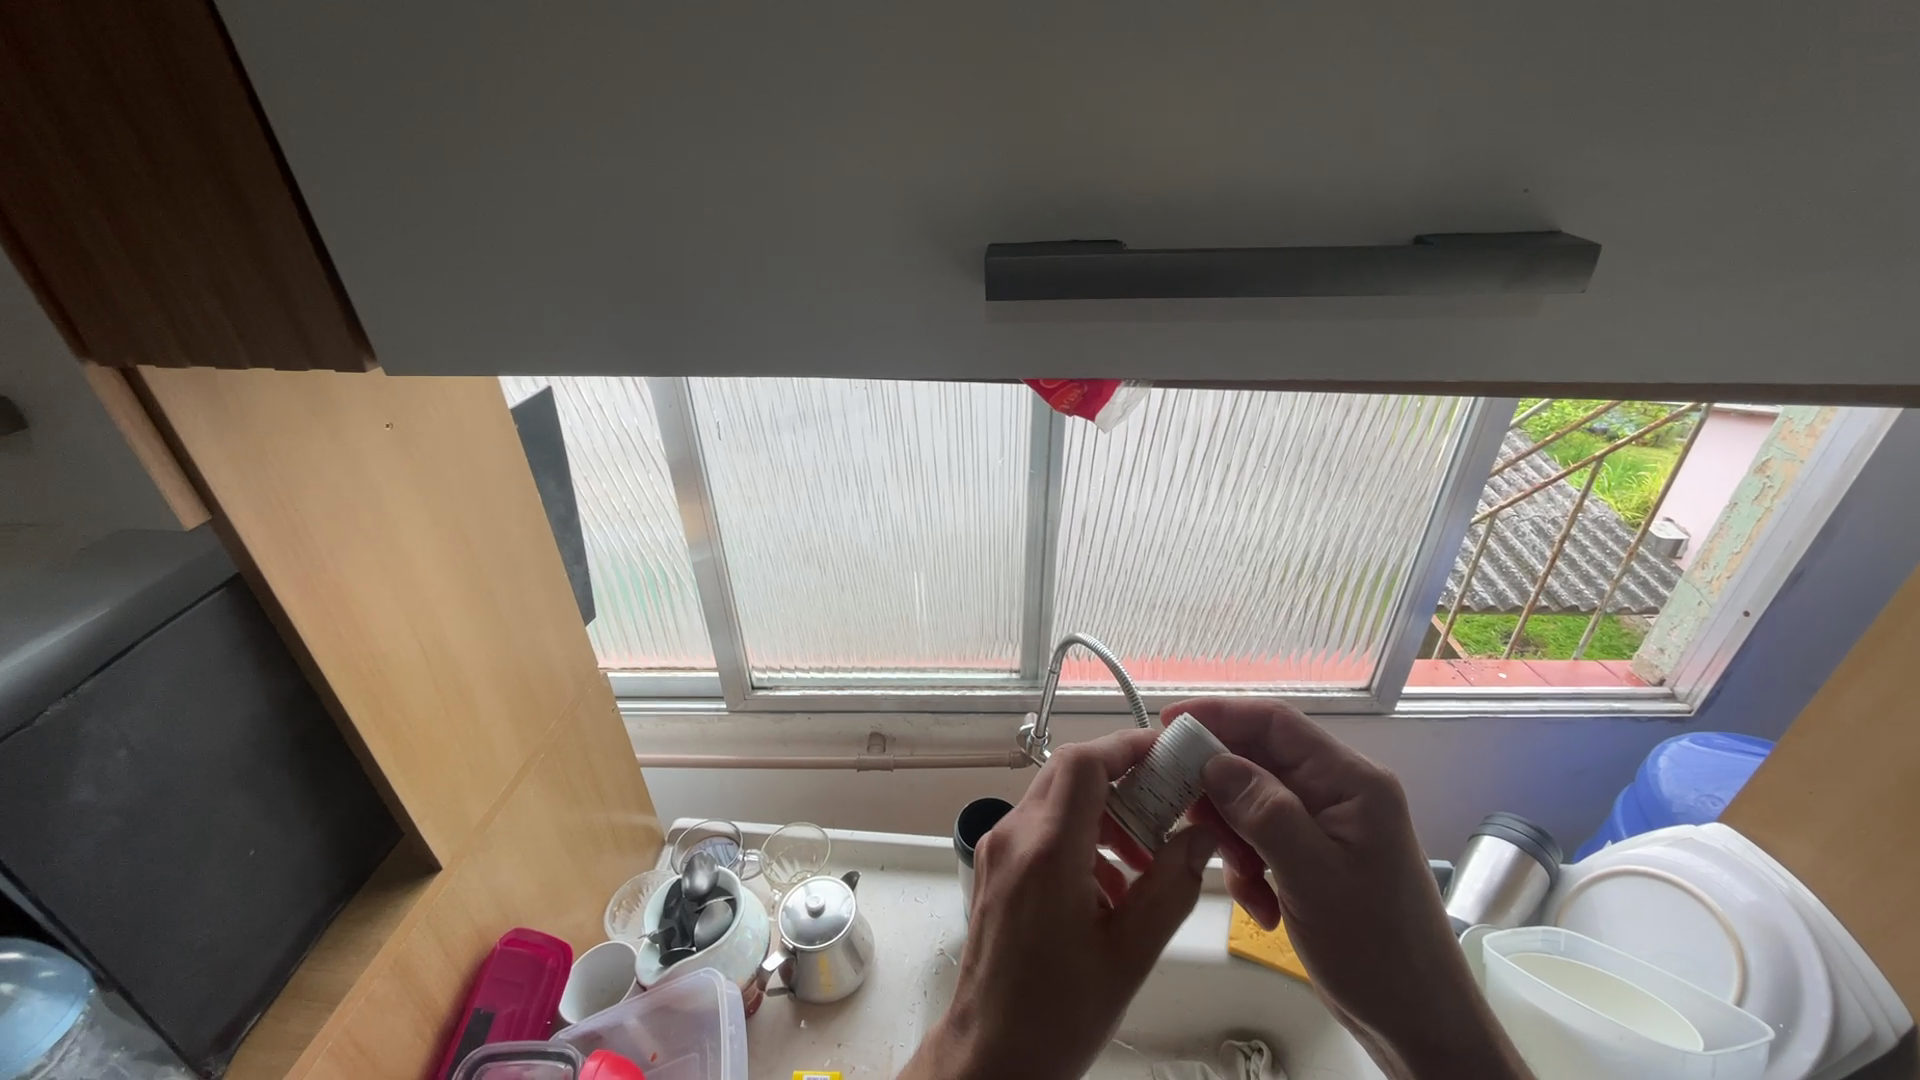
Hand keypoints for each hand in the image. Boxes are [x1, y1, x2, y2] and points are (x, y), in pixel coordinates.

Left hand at [901, 730, 1217, 1079]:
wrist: (990, 1054)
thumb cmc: (1057, 1013)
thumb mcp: (1130, 953)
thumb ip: (1172, 886)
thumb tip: (1201, 836)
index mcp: (1047, 850)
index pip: (1084, 762)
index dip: (1128, 747)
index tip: (1169, 755)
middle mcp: (1014, 835)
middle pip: (1069, 771)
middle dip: (1123, 778)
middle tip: (1169, 805)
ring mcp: (999, 848)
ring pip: (1056, 797)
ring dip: (1104, 811)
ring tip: (1144, 858)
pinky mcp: (995, 865)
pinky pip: (1042, 826)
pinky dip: (1080, 835)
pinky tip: (1110, 885)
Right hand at [1178, 698, 1532, 1079]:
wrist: (1418, 1024)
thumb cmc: (1376, 950)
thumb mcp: (1313, 876)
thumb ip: (1264, 811)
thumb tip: (1213, 760)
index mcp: (1351, 781)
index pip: (1275, 724)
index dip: (1219, 714)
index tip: (1167, 724)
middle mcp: (1338, 792)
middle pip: (1257, 761)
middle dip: (1218, 789)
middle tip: (1182, 812)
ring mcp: (1326, 824)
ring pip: (1252, 802)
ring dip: (1233, 837)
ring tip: (1240, 879)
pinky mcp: (1313, 855)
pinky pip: (1261, 838)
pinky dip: (1247, 866)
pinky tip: (1259, 903)